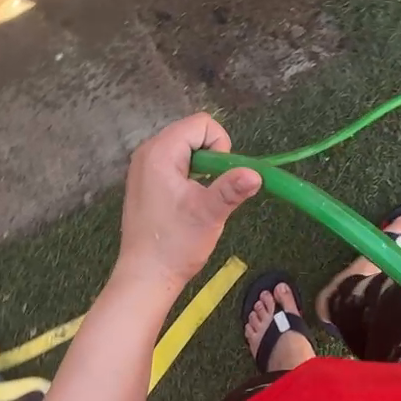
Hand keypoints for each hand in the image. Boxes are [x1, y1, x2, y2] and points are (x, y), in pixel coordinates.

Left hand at [116, 113, 261, 287]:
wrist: (145, 277)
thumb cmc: (176, 244)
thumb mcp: (209, 214)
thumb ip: (231, 189)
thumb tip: (256, 174)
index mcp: (160, 151)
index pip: (203, 124)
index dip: (220, 146)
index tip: (218, 178)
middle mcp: (148, 151)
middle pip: (194, 133)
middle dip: (211, 157)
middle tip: (208, 190)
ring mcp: (144, 166)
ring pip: (187, 148)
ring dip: (201, 168)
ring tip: (197, 198)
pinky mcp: (145, 180)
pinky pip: (175, 162)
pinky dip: (188, 175)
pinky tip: (186, 203)